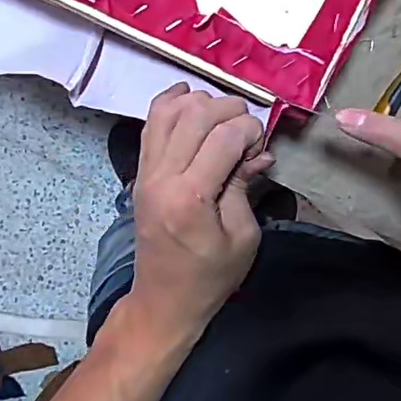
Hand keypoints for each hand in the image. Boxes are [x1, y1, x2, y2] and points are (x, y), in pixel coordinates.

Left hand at [120, 84, 272, 343]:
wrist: (164, 300)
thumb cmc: (209, 277)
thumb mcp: (243, 238)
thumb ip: (244, 185)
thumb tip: (256, 150)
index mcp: (190, 197)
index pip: (223, 136)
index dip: (251, 130)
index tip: (261, 148)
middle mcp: (161, 176)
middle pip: (195, 112)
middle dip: (230, 110)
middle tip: (246, 133)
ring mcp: (145, 172)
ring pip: (168, 109)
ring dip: (201, 102)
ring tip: (222, 120)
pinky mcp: (140, 172)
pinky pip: (150, 123)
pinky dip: (171, 103)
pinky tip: (191, 99)